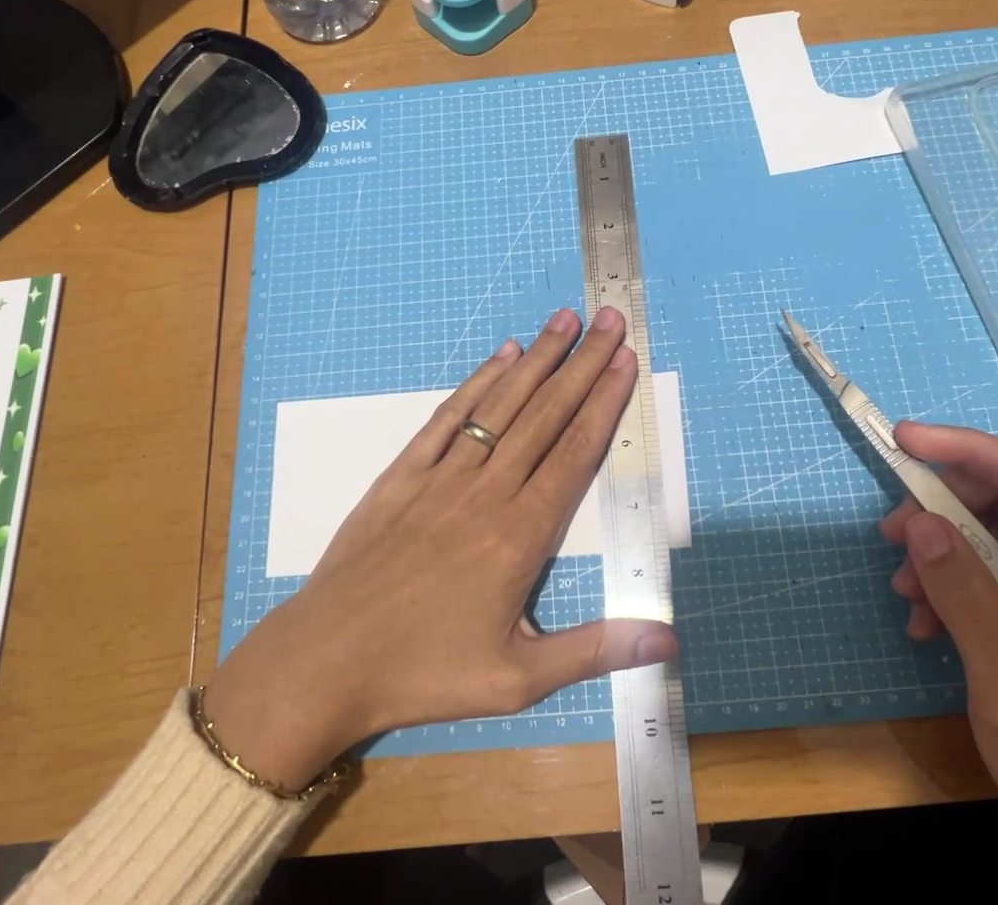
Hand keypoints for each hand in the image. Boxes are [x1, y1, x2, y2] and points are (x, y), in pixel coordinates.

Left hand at [207, 307, 678, 786]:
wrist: (326, 660)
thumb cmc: (426, 673)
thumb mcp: (518, 678)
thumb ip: (595, 651)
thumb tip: (670, 638)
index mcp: (521, 536)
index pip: (575, 454)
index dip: (604, 403)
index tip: (624, 360)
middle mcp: (486, 492)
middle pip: (545, 416)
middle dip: (582, 365)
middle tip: (609, 319)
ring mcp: (441, 477)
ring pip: (500, 407)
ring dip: (536, 360)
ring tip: (564, 320)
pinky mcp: (401, 475)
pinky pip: (448, 418)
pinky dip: (477, 382)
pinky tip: (500, 356)